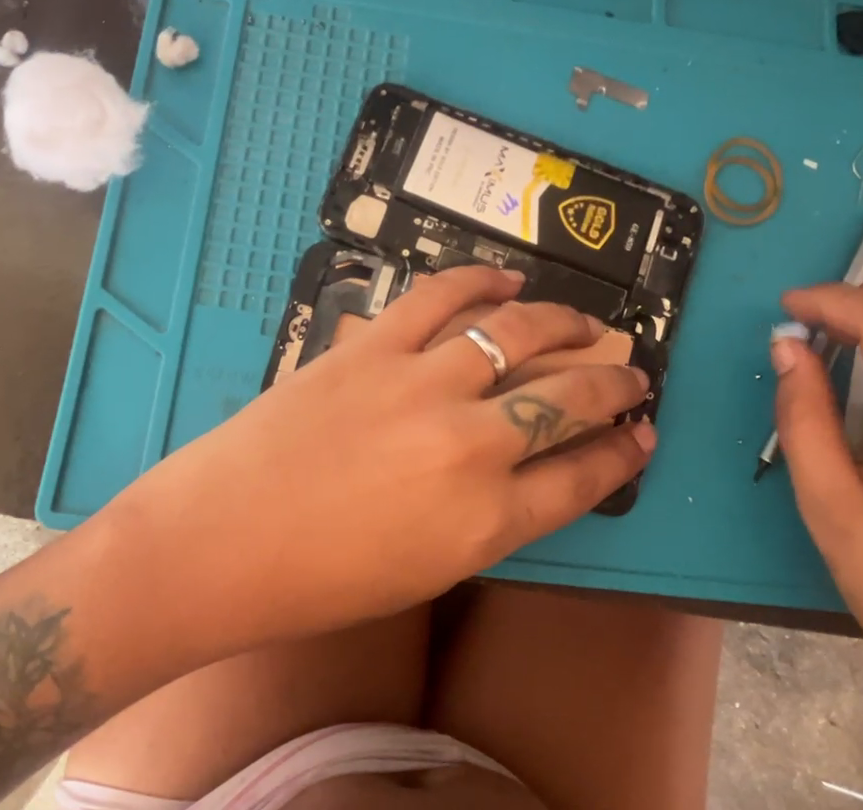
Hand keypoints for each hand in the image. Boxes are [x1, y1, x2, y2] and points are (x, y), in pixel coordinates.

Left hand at [108, 265, 652, 653]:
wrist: (218, 543)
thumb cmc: (320, 582)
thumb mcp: (427, 569)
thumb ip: (488, 518)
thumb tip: (527, 469)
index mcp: (487, 521)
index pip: (583, 478)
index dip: (623, 454)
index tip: (644, 435)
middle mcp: (470, 446)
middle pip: (567, 401)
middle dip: (614, 387)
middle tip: (633, 375)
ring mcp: (420, 385)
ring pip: (519, 335)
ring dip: (566, 323)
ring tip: (589, 322)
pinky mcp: (372, 347)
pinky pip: (441, 298)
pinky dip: (482, 282)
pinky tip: (509, 281)